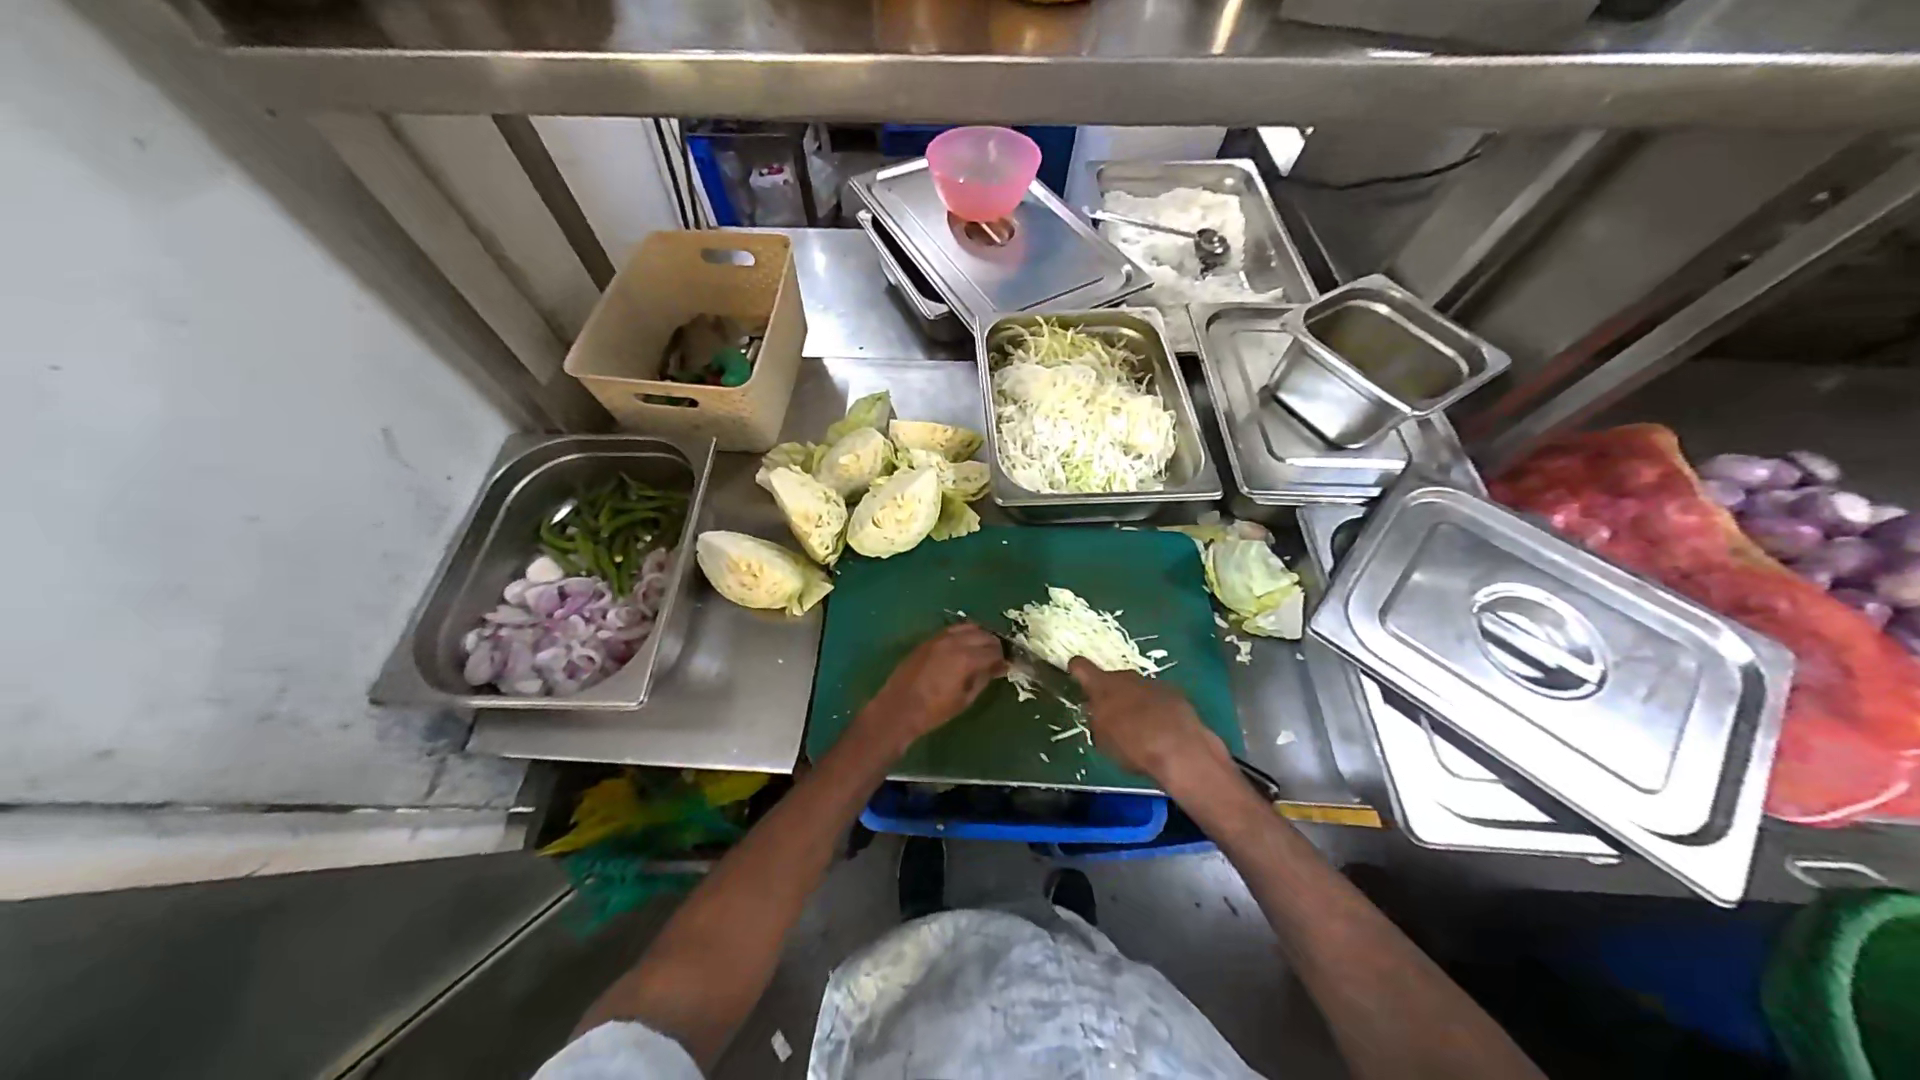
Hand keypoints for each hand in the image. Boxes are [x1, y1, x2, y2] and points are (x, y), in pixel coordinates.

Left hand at [855, 624, 1007, 751]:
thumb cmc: (934, 711)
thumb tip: (999, 667)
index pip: (995, 651)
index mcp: (967, 658)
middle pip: (984, 635)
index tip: (1008, 666)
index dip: (1005, 658)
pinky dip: (964, 634)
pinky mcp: (928, 640)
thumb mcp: (965, 699)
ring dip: (980, 636)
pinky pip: (952, 629)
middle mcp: (955, 642)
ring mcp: (940, 638)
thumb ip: (984, 678)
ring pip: (968, 627)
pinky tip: (965, 646)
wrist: (899, 708)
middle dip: (995, 645)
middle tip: (998, 659)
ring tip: (982, 651)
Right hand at [1068, 660, 1232, 794]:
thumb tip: (1096, 712)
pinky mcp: (1175, 693)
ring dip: (1134, 701)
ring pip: (1136, 688)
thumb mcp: (1102, 739)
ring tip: (1139, 727)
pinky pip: (1157, 697)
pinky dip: (1155, 708)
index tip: (1074, 674)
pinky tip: (1161, 729)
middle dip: (1110, 694)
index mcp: (1102, 686)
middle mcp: (1126, 677)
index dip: (1076, 669)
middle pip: (1112, 679)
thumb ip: (1095, 720)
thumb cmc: (1132, 746)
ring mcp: (1152, 683)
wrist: (1180, 749)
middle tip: (1111, 717)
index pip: (1081, 666)